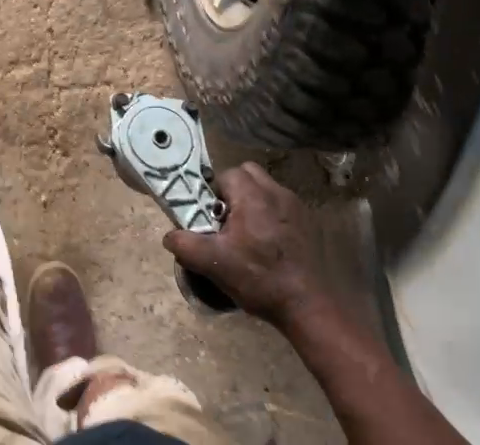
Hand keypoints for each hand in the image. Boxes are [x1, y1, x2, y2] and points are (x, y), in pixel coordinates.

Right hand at [164, 162, 328, 328]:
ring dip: (254, 201)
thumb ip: (186, 245)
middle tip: (228, 221)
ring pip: (267, 188)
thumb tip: (170, 237)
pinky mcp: (309, 222)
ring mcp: (296, 206)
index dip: (214, 192)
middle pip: (248, 173)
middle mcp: (276, 192)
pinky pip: (283, 205)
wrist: (309, 305)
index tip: (211, 217)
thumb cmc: (260, 279)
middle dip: (234, 191)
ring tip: (248, 234)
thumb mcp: (215, 264)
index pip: (227, 174)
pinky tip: (270, 245)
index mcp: (253, 196)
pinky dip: (272, 215)